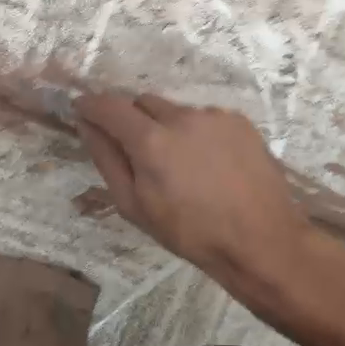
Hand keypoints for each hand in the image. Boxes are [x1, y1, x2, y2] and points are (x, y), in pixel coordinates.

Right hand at [74, 93, 317, 287]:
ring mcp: (213, 117)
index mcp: (151, 141)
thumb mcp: (134, 206)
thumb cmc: (190, 232)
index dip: (90, 106)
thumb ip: (106, 159)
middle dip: (133, 121)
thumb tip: (87, 125)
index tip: (82, 110)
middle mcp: (181, 118)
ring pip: (175, 111)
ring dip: (169, 129)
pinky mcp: (239, 122)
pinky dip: (198, 135)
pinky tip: (211, 165)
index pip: (108, 106)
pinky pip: (204, 119)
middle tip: (141, 154)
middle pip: (142, 103)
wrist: (262, 242)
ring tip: (184, 166)